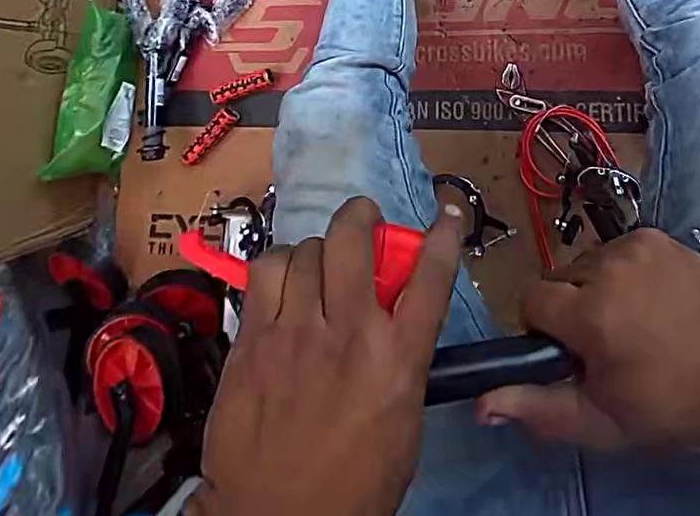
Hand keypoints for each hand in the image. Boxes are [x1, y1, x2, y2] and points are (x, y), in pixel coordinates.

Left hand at [192, 197, 463, 515]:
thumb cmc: (350, 485)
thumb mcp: (400, 425)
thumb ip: (401, 361)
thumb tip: (396, 315)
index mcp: (396, 363)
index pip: (429, 283)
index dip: (442, 240)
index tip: (445, 214)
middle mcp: (348, 334)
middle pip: (353, 241)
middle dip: (360, 216)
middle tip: (363, 219)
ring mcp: (296, 330)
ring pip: (306, 250)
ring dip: (317, 250)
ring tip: (317, 264)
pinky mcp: (254, 335)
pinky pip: (266, 270)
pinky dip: (279, 264)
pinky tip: (283, 279)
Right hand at [476, 228, 699, 449]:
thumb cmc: (670, 408)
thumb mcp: (603, 424)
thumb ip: (538, 408)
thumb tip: (481, 403)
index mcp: (590, 315)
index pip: (530, 300)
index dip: (545, 326)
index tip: (572, 348)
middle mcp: (607, 271)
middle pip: (558, 280)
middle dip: (571, 306)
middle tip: (607, 339)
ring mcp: (635, 249)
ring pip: (585, 263)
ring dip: (596, 287)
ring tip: (633, 319)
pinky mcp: (656, 237)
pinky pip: (615, 249)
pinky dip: (624, 271)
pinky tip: (651, 297)